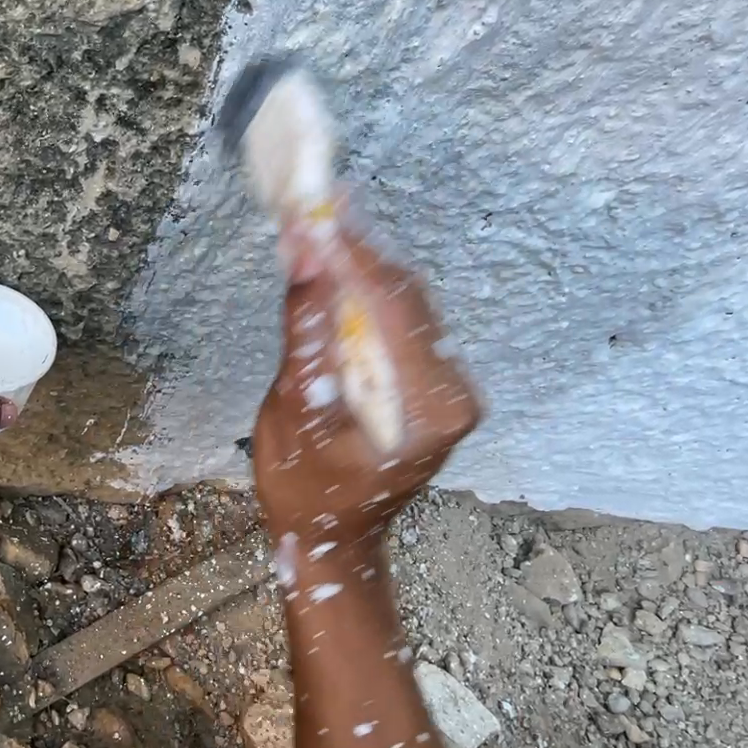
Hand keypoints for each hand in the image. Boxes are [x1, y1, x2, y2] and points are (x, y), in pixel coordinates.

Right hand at [250, 225, 479, 548]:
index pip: (390, 306)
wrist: (332, 536)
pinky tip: (334, 269)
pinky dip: (363, 292)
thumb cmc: (305, 488)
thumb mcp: (293, 413)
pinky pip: (398, 321)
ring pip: (403, 303)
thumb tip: (304, 259)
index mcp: (430, 404)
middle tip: (306, 211)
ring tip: (314, 229)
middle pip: (403, 297)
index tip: (311, 211)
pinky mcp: (431, 383)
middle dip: (352, 252)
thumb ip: (304, 335)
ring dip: (356, 266)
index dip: (349, 254)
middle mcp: (454, 389)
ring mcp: (448, 386)